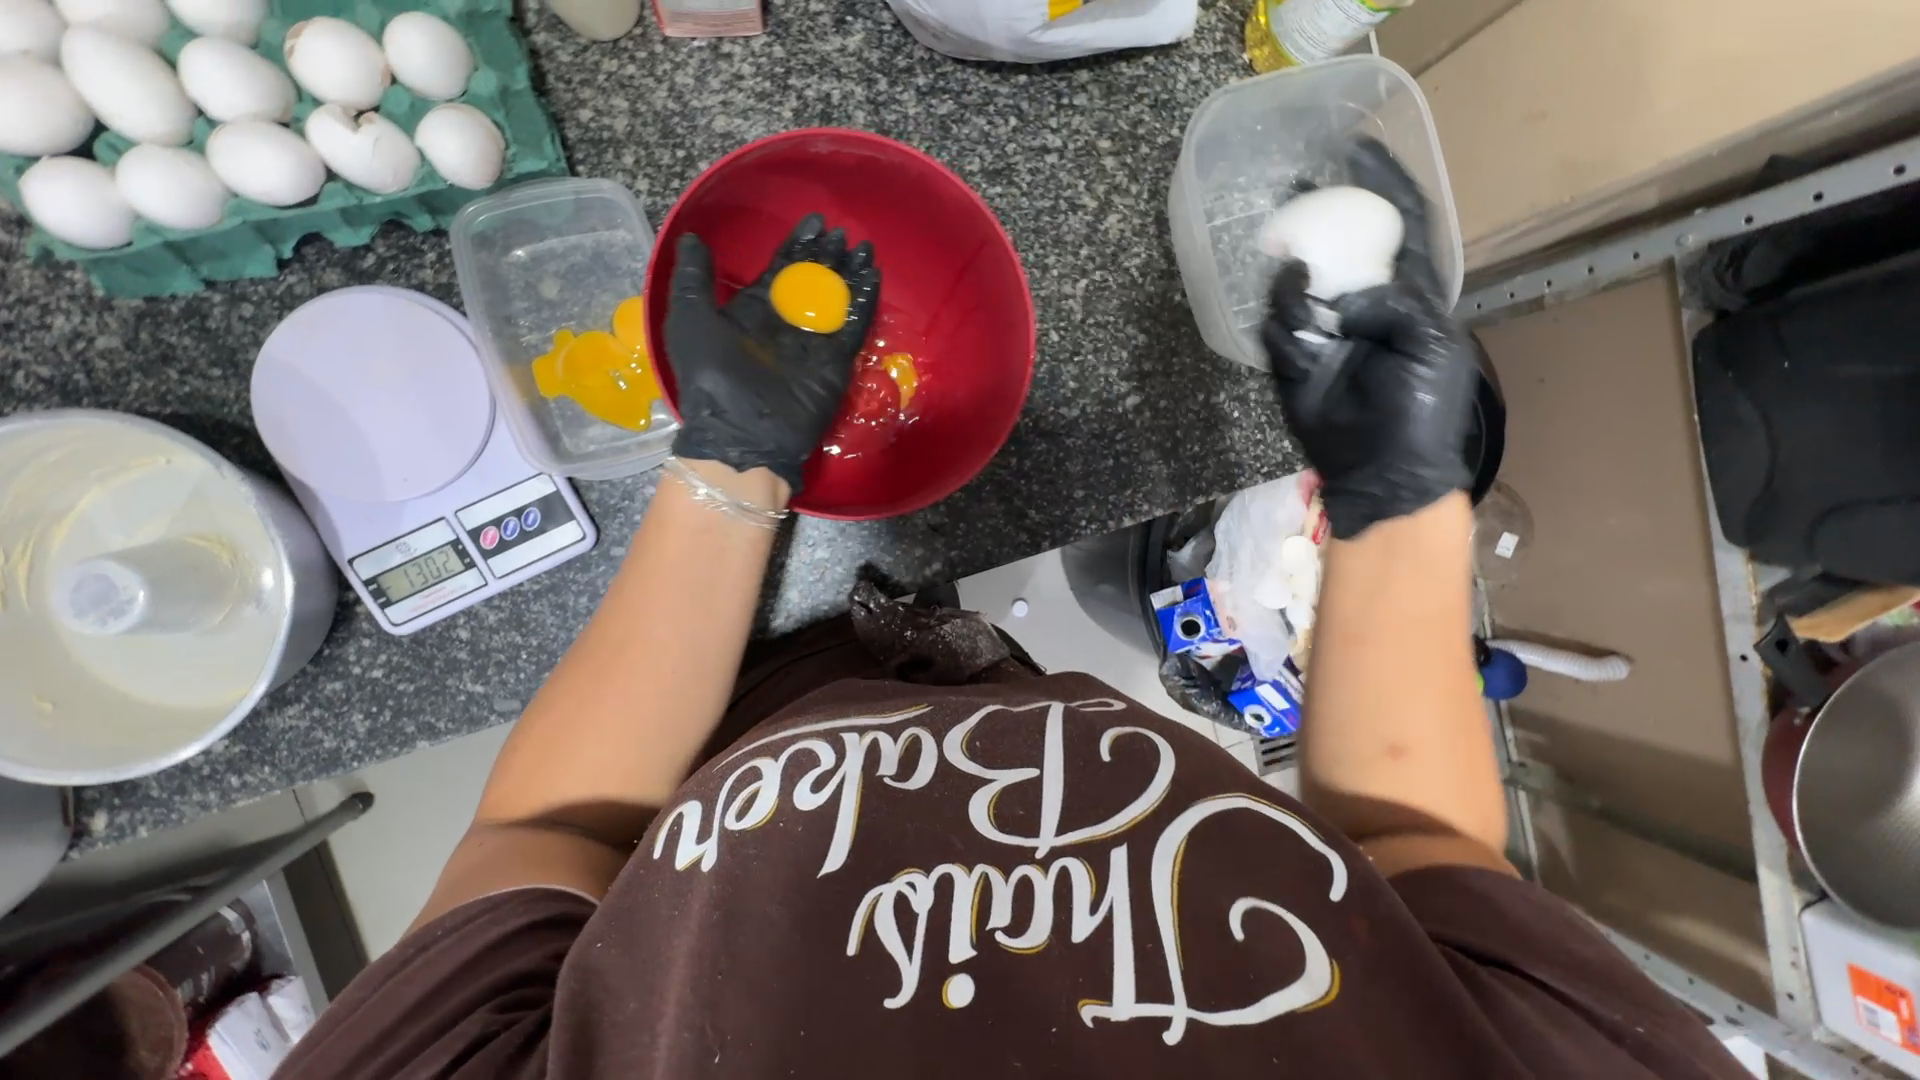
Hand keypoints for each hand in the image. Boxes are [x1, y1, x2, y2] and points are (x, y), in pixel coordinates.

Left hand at [666, 214, 881, 493]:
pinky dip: (864, 304)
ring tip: (863, 249)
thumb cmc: (712, 378)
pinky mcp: (834, 364)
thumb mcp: (690, 320)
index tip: (814, 223)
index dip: (796, 247)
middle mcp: (784, 326)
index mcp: (751, 314)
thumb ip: (693, 279)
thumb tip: (692, 237)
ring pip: (836, 301)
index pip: (779, 272)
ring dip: (850, 275)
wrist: (743, 433)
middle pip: (811, 283)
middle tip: (842, 235)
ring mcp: (811, 345)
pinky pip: (852, 328)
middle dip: (827, 258)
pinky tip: (873, 278)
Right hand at [1260, 140, 1476, 538]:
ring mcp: (1322, 333)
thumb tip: (1344, 299)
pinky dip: (1282, 318)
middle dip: (1316, 218)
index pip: (1396, 225)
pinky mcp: (1291, 362)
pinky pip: (1276, 328)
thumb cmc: (1422, 408)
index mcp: (1407, 295)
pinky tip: (1296, 316)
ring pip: (1297, 285)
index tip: (1356, 149)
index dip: (1380, 184)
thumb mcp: (1432, 344)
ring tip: (1298, 274)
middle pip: (1336, 246)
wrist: (1382, 468)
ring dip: (1295, 277)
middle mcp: (1361, 305)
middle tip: (1295, 192)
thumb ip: (1395, 304)